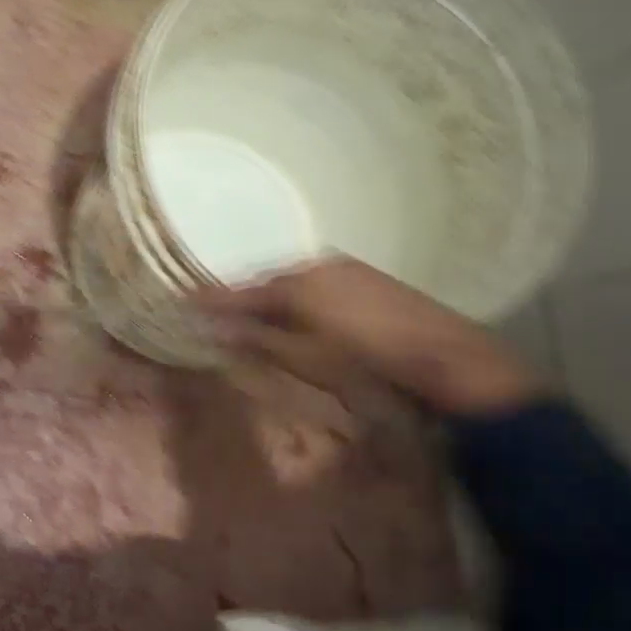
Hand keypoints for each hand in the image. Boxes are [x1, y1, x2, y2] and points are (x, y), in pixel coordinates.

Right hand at [201, 257, 540, 415]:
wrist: (448, 360)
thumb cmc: (367, 364)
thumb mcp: (303, 358)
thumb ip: (255, 339)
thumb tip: (210, 326)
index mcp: (297, 283)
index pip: (241, 291)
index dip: (211, 300)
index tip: (182, 304)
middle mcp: (318, 265)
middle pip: (266, 280)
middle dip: (240, 296)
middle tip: (214, 311)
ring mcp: (347, 269)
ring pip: (293, 280)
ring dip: (270, 296)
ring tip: (252, 314)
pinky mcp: (369, 279)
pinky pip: (316, 282)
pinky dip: (297, 296)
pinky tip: (297, 313)